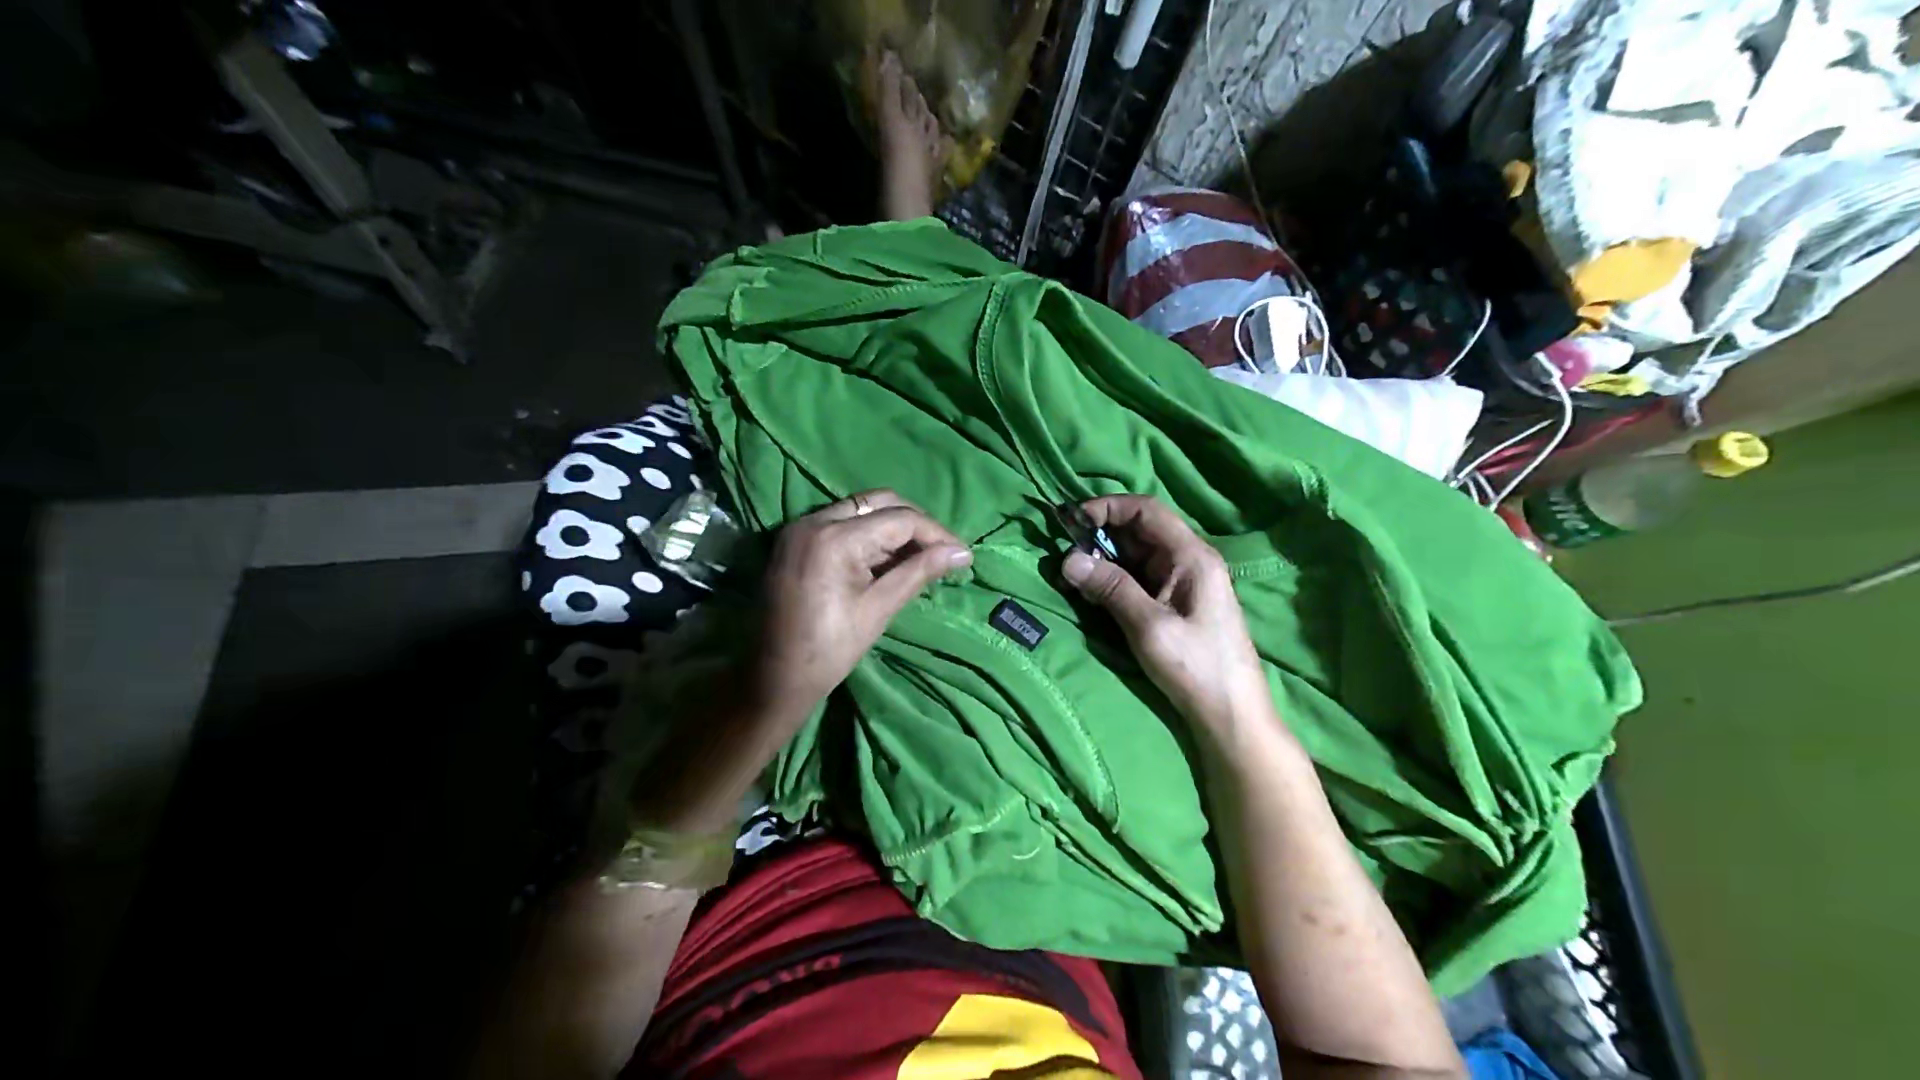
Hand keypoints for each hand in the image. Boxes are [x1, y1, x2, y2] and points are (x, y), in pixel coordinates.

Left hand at [753, 490, 971, 713]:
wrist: (774, 678)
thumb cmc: (830, 650)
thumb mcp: (879, 608)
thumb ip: (919, 572)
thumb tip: (962, 553)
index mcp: (834, 538)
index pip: (899, 519)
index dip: (936, 533)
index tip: (963, 554)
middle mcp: (814, 521)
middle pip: (879, 502)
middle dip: (915, 524)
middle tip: (943, 551)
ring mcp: (800, 528)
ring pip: (860, 510)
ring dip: (893, 529)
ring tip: (921, 558)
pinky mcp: (795, 540)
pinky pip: (841, 523)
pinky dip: (868, 536)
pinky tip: (889, 560)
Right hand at [1060, 495, 1269, 733]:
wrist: (1231, 715)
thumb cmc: (1196, 668)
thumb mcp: (1149, 626)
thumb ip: (1110, 588)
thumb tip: (1068, 559)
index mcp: (1192, 557)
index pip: (1146, 511)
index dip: (1108, 508)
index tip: (1072, 522)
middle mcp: (1189, 561)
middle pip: (1139, 532)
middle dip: (1100, 538)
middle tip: (1066, 557)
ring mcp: (1182, 583)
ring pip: (1135, 556)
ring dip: (1103, 561)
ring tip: (1072, 579)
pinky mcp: (1174, 604)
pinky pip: (1139, 579)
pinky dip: (1113, 581)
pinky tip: (1092, 594)